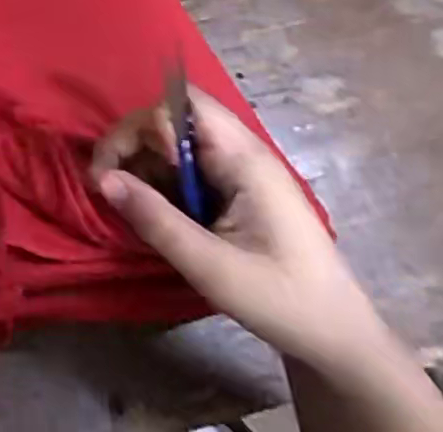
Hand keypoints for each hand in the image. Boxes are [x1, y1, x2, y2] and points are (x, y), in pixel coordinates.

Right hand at [90, 86, 391, 370]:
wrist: (339, 340)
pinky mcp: (230, 190)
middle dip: (132, 141)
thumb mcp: (213, 268)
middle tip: (106, 183)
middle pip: (171, 117)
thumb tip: (103, 180)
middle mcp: (237, 152)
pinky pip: (182, 168)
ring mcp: (234, 171)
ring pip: (172, 142)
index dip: (150, 126)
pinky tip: (148, 210)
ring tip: (123, 200)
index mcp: (243, 157)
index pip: (184, 103)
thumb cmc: (283, 300)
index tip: (134, 171)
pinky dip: (157, 181)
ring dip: (140, 163)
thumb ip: (156, 220)